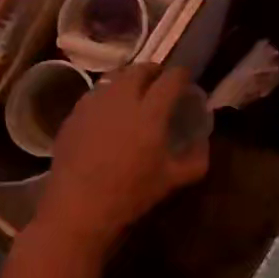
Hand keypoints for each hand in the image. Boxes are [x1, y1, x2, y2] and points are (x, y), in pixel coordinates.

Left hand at [32, 63, 209, 252]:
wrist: (77, 207)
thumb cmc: (128, 194)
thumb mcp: (170, 181)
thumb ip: (195, 161)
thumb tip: (204, 144)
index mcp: (150, 113)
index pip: (170, 79)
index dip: (181, 74)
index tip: (185, 78)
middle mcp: (122, 99)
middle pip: (139, 70)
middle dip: (153, 70)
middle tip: (158, 81)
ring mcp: (94, 104)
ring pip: (114, 78)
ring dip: (128, 80)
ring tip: (133, 93)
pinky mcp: (74, 114)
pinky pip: (95, 94)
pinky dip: (107, 95)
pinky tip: (107, 113)